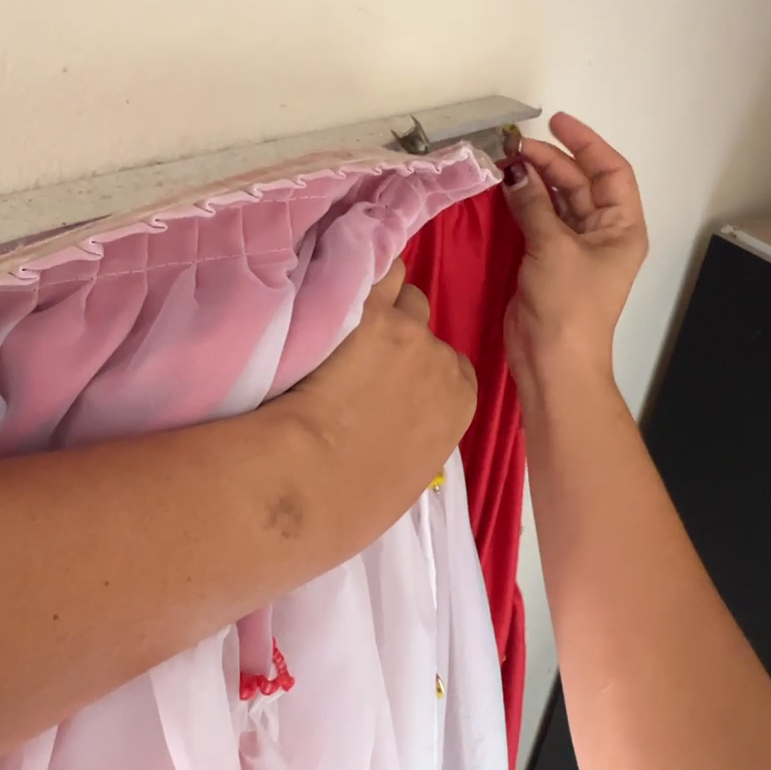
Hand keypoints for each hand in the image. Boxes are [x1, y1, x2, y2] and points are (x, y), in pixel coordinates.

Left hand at [278, 260, 477, 541]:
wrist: (310, 481)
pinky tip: (321, 280)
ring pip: (394, 285)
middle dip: (394, 324)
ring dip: (371, 295)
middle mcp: (438, 354)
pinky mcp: (358, 308)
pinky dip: (345, 270)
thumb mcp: (410, 471)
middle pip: (421, 316)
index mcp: (461, 399)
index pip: (449, 360)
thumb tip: (392, 418)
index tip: (388, 371)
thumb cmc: (357, 502)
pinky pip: (361, 267)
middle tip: (356, 342)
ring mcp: (401, 326)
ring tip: (335, 309)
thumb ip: (416, 428)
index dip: (416, 360)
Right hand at [502, 113, 648, 396]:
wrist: (552, 359)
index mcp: (622, 227)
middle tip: (515, 147)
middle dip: (551, 162)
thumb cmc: (568, 304)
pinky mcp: (547, 260)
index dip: (586, 143)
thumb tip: (514, 169)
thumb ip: (533, 204)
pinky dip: (522, 204)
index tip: (556, 122)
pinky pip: (537, 220)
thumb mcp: (554, 247)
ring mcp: (573, 247)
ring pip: (556, 201)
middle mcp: (602, 232)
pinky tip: (504, 189)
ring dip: (534, 181)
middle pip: (580, 183)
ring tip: (506, 162)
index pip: (610, 171)